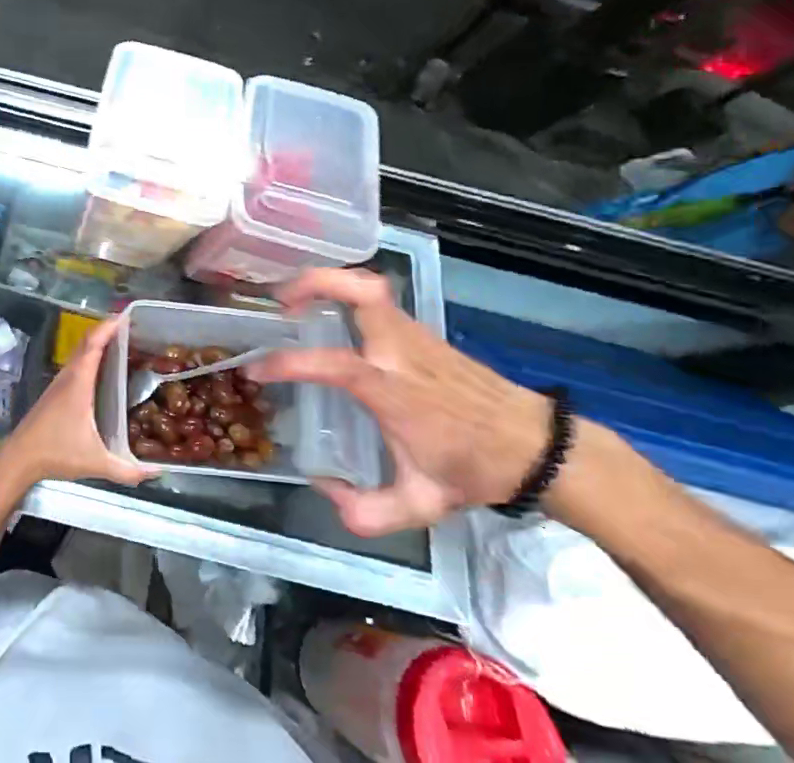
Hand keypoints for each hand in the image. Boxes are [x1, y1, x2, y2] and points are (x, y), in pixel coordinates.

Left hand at [0, 316, 155, 488]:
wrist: (19, 459)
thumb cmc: (56, 454)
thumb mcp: (97, 464)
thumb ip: (128, 470)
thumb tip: (159, 472)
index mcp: (79, 383)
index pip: (93, 344)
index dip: (109, 327)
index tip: (128, 316)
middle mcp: (69, 377)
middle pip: (87, 343)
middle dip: (108, 330)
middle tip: (134, 328)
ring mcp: (60, 383)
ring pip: (80, 353)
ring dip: (99, 343)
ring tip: (124, 343)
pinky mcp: (56, 392)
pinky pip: (77, 364)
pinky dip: (91, 356)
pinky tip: (104, 368)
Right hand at [249, 269, 551, 536]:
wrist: (535, 445)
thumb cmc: (474, 469)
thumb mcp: (422, 503)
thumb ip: (369, 511)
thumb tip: (327, 492)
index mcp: (396, 392)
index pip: (335, 364)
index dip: (290, 363)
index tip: (257, 369)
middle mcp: (402, 353)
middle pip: (362, 292)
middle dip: (316, 283)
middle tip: (282, 300)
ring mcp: (416, 337)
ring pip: (372, 288)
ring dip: (331, 284)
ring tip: (299, 302)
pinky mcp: (425, 334)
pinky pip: (381, 302)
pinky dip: (350, 298)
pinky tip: (338, 321)